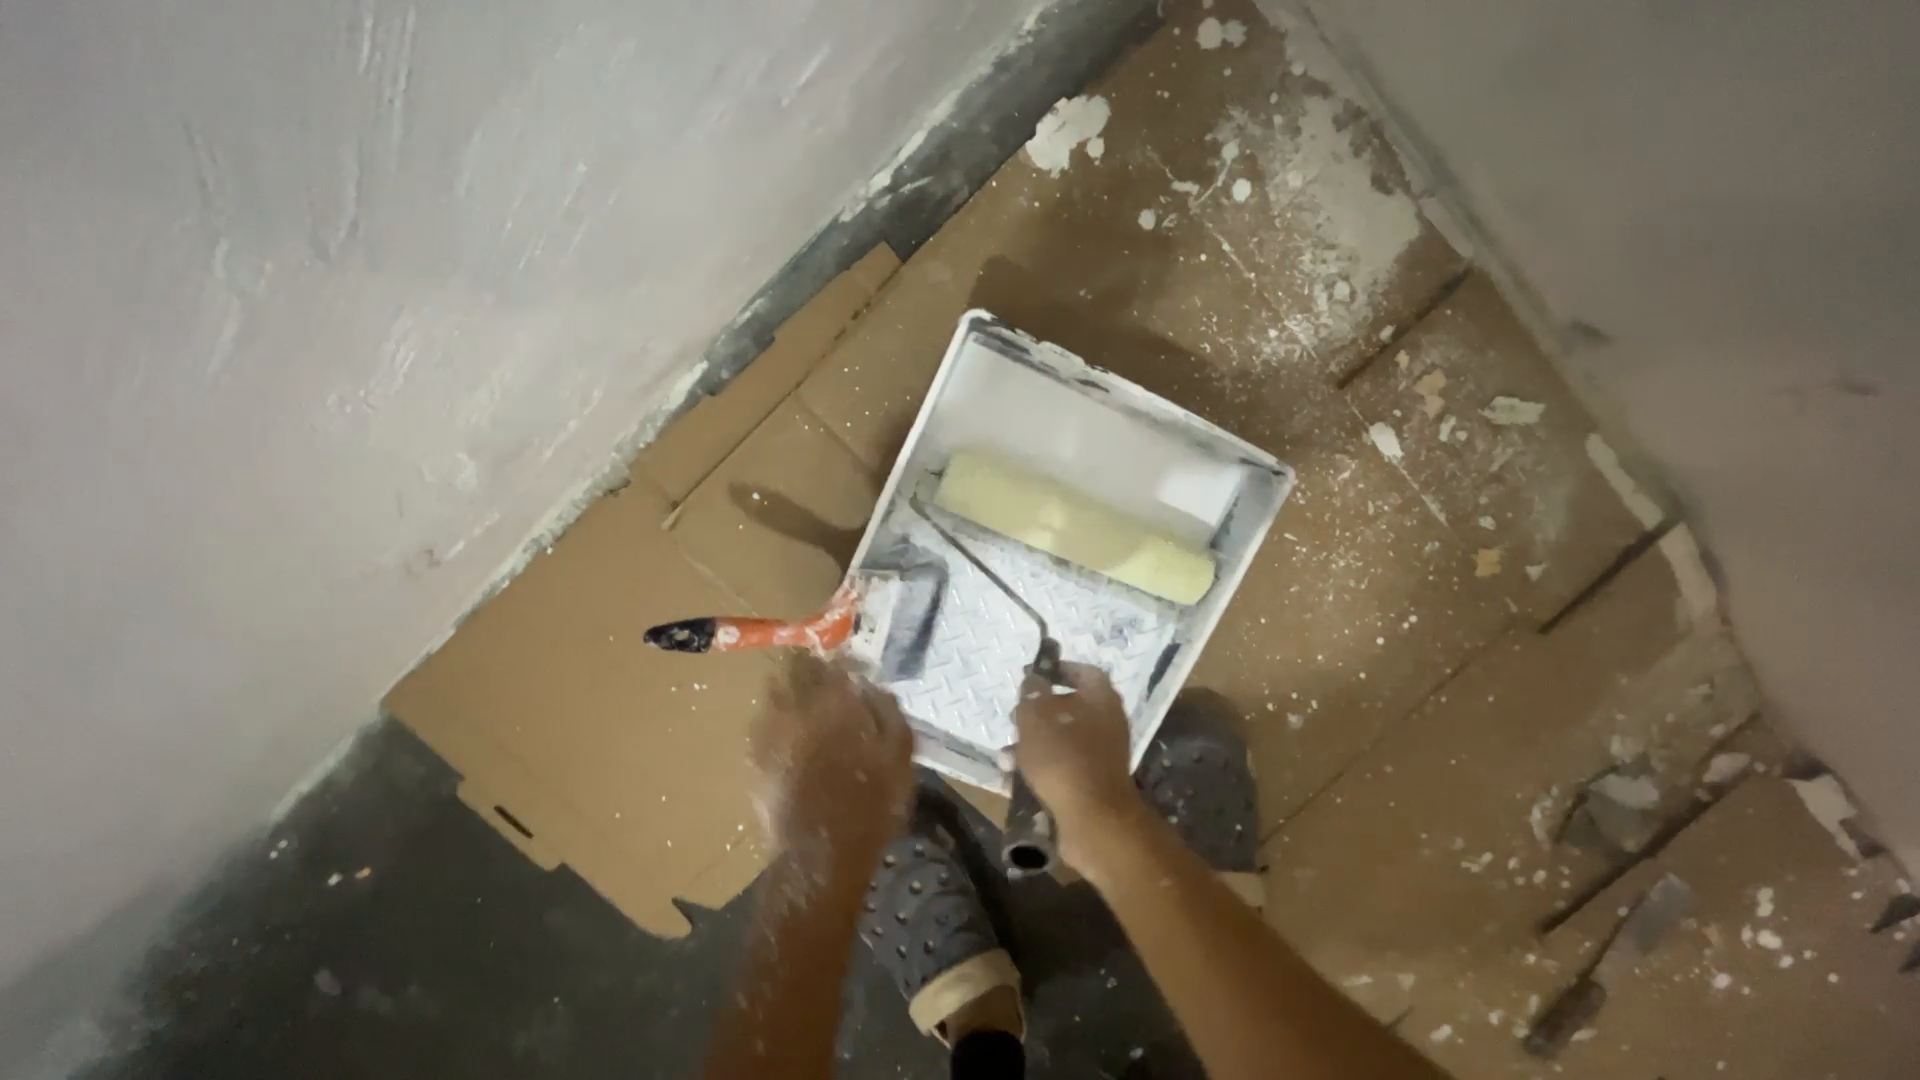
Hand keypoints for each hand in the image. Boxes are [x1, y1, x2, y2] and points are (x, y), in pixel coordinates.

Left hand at [751, 655, 915, 870]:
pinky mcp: (756, 757)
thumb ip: (888, 713)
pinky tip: (787, 728)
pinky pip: (762, 722)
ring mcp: (772, 732)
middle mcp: (800, 708)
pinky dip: (774, 717)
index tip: (854, 667)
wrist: (822, 854)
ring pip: (775, 690)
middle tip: (826, 676)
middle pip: (798, 669)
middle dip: (812, 667)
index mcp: (837, 704)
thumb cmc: (871, 806)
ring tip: (804, 698)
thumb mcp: (899, 758)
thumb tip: (872, 685)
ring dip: (790, 687)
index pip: (836, 662)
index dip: (845, 660)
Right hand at [1012, 662, 1144, 865]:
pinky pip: (1062, 767)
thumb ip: (1032, 694)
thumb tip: (1035, 680)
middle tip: (1013, 718)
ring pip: (1061, 740)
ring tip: (1006, 757)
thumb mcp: (1037, 718)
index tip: (1034, 674)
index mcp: (1101, 699)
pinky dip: (1040, 769)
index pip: (1084, 672)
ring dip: (1032, 744)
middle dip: (1037, 712)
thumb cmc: (1063, 759)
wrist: (1093, 820)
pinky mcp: (1092, 783)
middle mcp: (1107, 723)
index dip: (1059, 669)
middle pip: (1069, 707)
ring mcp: (1101, 755)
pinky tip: (1013, 779)